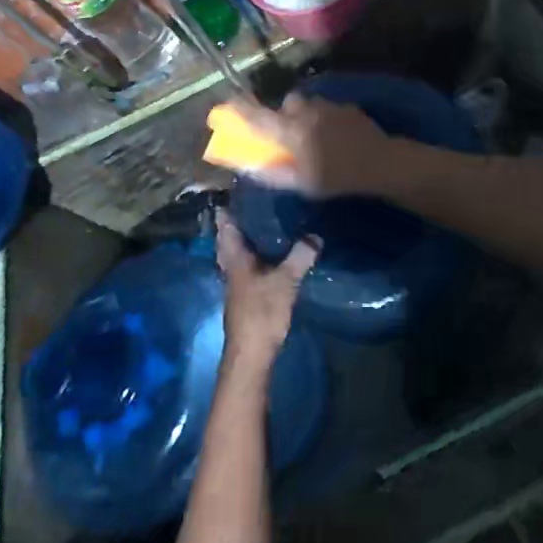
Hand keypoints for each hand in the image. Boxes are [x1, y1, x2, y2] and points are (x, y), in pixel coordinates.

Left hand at [215, 209, 317, 361]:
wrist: (250, 353)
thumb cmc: (262, 312)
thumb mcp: (286, 281)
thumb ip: (300, 256)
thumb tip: (315, 236)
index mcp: (234, 257)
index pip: (226, 224)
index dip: (230, 206)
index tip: (242, 189)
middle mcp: (230, 266)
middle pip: (229, 238)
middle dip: (239, 221)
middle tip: (258, 204)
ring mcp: (235, 282)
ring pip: (237, 253)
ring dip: (247, 239)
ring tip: (267, 225)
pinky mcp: (244, 295)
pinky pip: (247, 267)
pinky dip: (255, 257)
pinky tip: (271, 256)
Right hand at [237, 94, 397, 198]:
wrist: (379, 162)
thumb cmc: (337, 178)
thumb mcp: (301, 183)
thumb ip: (273, 173)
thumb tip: (249, 167)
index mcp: (291, 131)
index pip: (258, 116)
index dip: (240, 109)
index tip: (226, 105)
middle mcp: (306, 112)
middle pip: (288, 104)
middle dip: (285, 115)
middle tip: (290, 134)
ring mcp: (329, 107)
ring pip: (309, 104)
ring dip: (307, 115)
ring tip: (317, 136)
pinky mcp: (348, 108)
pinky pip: (329, 109)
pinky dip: (327, 118)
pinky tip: (338, 136)